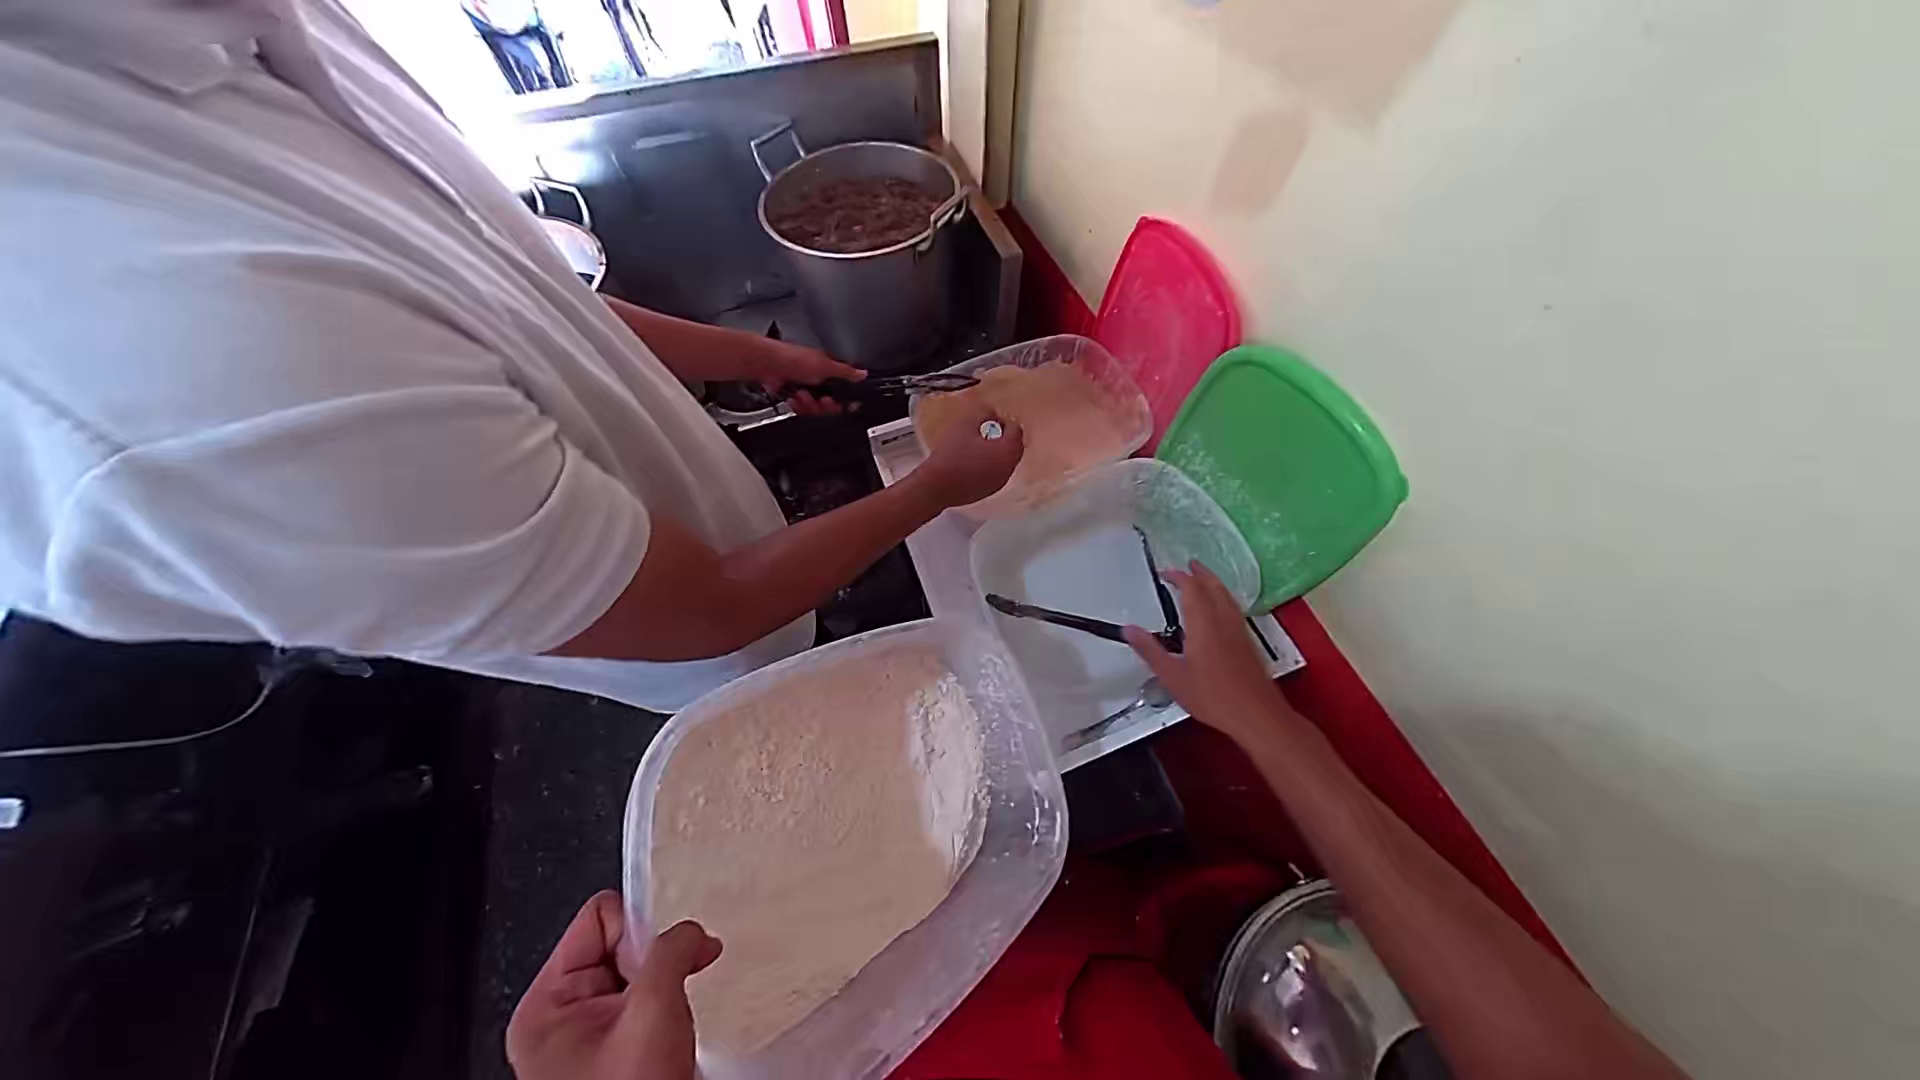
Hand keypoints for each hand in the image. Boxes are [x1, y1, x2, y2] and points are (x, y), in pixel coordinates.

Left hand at [506, 891, 721, 1079]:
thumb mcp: (652, 1010)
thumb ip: (672, 950)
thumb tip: (691, 931)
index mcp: (547, 1005)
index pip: (599, 919)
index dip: (637, 930)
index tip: (656, 957)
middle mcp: (564, 1015)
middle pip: (621, 940)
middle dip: (657, 958)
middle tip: (666, 993)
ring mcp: (592, 1032)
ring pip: (642, 967)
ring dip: (669, 981)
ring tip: (672, 1017)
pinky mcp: (620, 1044)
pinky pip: (652, 993)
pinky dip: (674, 998)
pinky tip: (678, 1023)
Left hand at [753, 339, 865, 416]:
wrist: (768, 365)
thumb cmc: (793, 358)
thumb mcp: (826, 365)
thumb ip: (847, 372)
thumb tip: (863, 374)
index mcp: (829, 371)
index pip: (845, 391)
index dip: (846, 401)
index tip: (845, 405)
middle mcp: (819, 380)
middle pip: (831, 405)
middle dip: (825, 405)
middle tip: (822, 400)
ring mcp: (807, 390)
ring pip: (816, 409)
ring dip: (810, 404)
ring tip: (803, 394)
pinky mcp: (795, 397)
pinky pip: (803, 410)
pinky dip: (798, 405)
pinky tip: (795, 397)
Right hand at [912, 399, 1024, 507]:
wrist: (937, 485)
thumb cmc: (953, 453)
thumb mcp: (967, 424)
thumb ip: (984, 414)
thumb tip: (991, 413)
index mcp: (1009, 450)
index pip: (1015, 429)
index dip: (1002, 420)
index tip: (990, 419)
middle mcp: (1009, 468)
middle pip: (1013, 447)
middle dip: (1003, 437)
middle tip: (986, 430)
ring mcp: (1000, 482)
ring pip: (1004, 462)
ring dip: (996, 452)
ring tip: (977, 445)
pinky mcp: (988, 491)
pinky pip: (994, 474)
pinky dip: (988, 466)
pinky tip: (971, 462)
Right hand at [1123, 562, 1297, 750]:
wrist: (1255, 714)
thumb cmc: (1212, 696)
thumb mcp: (1172, 675)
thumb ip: (1150, 650)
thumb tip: (1129, 630)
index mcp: (1203, 624)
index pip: (1191, 589)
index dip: (1178, 577)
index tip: (1166, 573)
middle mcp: (1223, 621)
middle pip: (1213, 587)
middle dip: (1200, 573)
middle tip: (1189, 565)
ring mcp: (1239, 631)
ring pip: (1227, 596)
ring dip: (1213, 583)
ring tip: (1204, 579)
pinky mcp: (1248, 642)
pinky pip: (1234, 608)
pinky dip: (1223, 598)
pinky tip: (1220, 609)